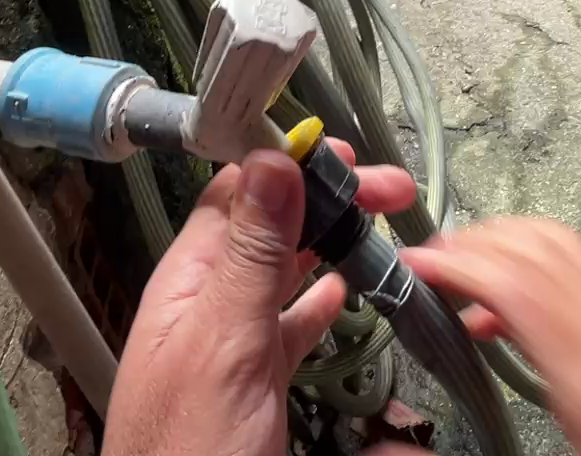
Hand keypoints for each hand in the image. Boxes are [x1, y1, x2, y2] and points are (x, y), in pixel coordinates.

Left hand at [102, 142, 417, 455]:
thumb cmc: (193, 451)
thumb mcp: (223, 346)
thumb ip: (249, 256)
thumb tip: (273, 158)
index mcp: (189, 279)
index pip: (238, 193)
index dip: (288, 163)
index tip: (345, 154)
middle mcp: (210, 300)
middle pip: (271, 225)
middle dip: (327, 198)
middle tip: (391, 191)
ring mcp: (233, 342)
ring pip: (285, 269)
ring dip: (330, 239)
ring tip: (381, 224)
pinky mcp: (256, 381)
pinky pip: (292, 322)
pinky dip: (321, 298)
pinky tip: (343, 291)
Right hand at [401, 219, 580, 455]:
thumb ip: (463, 445)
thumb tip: (382, 445)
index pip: (524, 290)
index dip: (460, 264)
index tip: (415, 263)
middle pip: (541, 253)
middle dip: (474, 243)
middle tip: (426, 261)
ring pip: (564, 246)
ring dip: (501, 241)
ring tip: (456, 265)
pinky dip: (529, 257)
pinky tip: (497, 294)